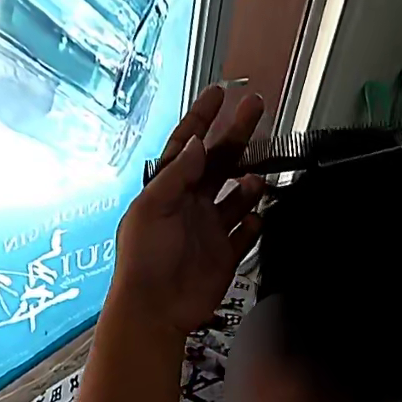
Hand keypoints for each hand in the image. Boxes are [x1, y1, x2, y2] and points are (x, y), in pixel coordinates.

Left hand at [108, 86, 266, 337]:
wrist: (156, 309)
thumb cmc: (145, 258)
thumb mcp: (152, 210)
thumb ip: (176, 177)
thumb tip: (196, 144)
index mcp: (169, 189)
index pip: (187, 145)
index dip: (202, 118)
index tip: (219, 92)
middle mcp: (191, 204)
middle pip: (219, 162)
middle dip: (237, 135)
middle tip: (257, 108)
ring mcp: (209, 228)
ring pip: (236, 196)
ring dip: (248, 183)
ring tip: (257, 178)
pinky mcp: (225, 254)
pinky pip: (245, 232)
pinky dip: (253, 223)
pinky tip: (256, 216)